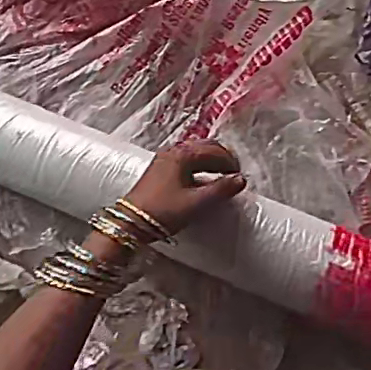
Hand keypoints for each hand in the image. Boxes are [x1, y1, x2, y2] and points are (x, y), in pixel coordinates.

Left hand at [123, 140, 248, 235]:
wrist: (129, 223)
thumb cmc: (163, 211)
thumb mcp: (196, 203)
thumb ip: (221, 190)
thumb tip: (241, 180)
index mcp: (183, 155)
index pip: (215, 151)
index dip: (231, 162)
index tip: (240, 176)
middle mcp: (173, 151)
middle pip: (205, 146)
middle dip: (222, 157)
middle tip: (234, 174)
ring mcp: (165, 159)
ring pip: (195, 152)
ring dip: (211, 161)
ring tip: (222, 177)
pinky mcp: (160, 169)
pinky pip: (186, 159)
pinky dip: (200, 165)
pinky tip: (203, 179)